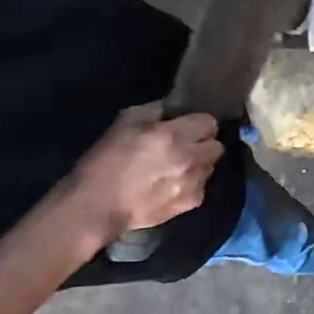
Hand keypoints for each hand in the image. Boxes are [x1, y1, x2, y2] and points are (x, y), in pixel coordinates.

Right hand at [63, 103, 223, 242]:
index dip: (198, 124)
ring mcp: (195, 181)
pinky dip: (191, 184)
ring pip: (211, 166)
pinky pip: (202, 186)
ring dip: (198, 164)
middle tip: (183, 148)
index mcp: (173, 135)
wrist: (96, 208)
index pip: (209, 122)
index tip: (187, 128)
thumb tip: (174, 106)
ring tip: (174, 168)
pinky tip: (170, 187)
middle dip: (203, 144)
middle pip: (217, 145)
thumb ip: (154, 110)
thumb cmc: (104, 162)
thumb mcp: (123, 124)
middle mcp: (190, 157)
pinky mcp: (194, 200)